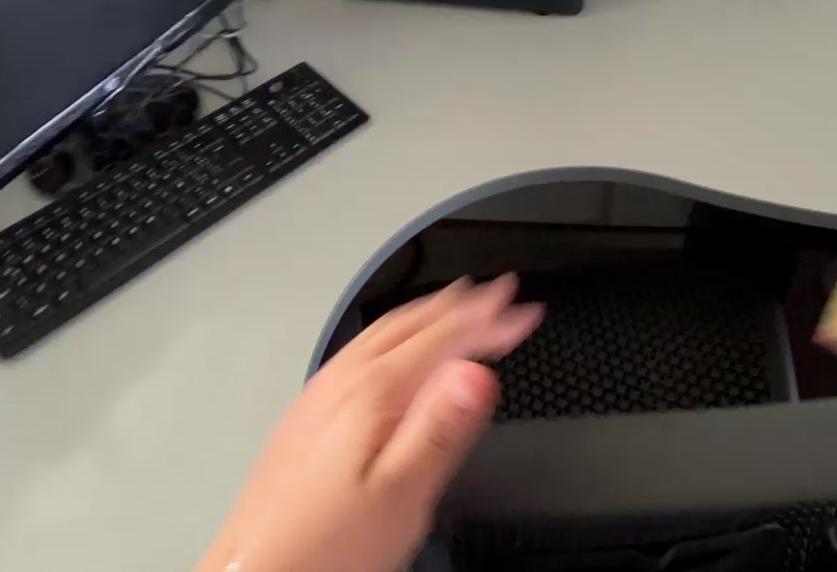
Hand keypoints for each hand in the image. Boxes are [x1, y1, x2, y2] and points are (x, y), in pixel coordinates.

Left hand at [196, 275, 542, 571]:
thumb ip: (441, 430)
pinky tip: (402, 342)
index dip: (491, 321)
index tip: (526, 310)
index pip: (446, 338)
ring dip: (432, 309)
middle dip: (465, 302)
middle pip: (416, 320)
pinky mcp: (311, 407)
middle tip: (502, 291)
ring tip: (460, 301)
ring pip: (388, 327)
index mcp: (373, 391)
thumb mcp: (399, 497)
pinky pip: (367, 344)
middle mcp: (345, 378)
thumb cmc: (325, 549)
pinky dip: (401, 328)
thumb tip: (477, 374)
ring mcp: (324, 389)